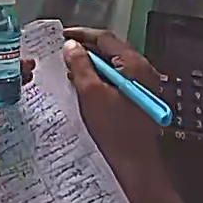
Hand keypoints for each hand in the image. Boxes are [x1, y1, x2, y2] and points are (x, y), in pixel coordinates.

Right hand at [61, 27, 165, 178]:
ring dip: (89, 65)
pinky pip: (114, 81)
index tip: (60, 35)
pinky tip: (80, 87)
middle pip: (110, 51)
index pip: (106, 39)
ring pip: (111, 67)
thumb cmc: (114, 131)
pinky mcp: (136, 101)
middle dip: (85, 49)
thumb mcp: (92, 94)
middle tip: (60, 51)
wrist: (136, 168)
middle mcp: (141, 71)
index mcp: (134, 65)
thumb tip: (71, 45)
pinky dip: (97, 80)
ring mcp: (141, 86)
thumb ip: (81, 66)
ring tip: (66, 68)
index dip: (82, 35)